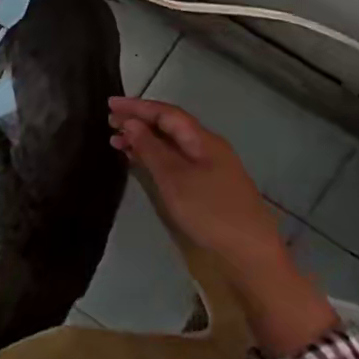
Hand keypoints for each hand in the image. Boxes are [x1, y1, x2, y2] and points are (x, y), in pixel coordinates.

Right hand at [109, 96, 339, 356]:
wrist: (249, 255)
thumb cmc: (209, 211)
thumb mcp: (173, 178)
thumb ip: (150, 148)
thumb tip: (130, 122)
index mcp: (203, 140)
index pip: (166, 113)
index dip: (137, 106)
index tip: (109, 103)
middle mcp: (208, 148)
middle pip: (170, 126)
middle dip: (139, 121)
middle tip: (109, 122)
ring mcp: (210, 168)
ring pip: (171, 144)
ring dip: (144, 140)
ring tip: (116, 142)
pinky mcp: (208, 186)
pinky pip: (175, 160)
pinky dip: (154, 156)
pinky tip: (139, 161)